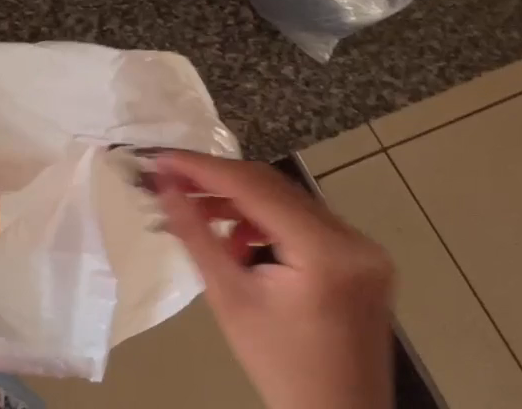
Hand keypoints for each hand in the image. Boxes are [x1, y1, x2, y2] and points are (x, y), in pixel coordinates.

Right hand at [146, 150, 394, 408]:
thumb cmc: (278, 363)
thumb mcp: (227, 295)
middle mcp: (353, 240)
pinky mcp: (360, 258)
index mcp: (325, 251)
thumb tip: (162, 183)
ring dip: (237, 197)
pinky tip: (236, 237)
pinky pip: (302, 219)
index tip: (159, 158)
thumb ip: (195, 231)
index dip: (201, 167)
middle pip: (271, 186)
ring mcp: (363, 248)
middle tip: (168, 176)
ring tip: (194, 207)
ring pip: (285, 199)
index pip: (253, 187)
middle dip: (215, 178)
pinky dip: (263, 218)